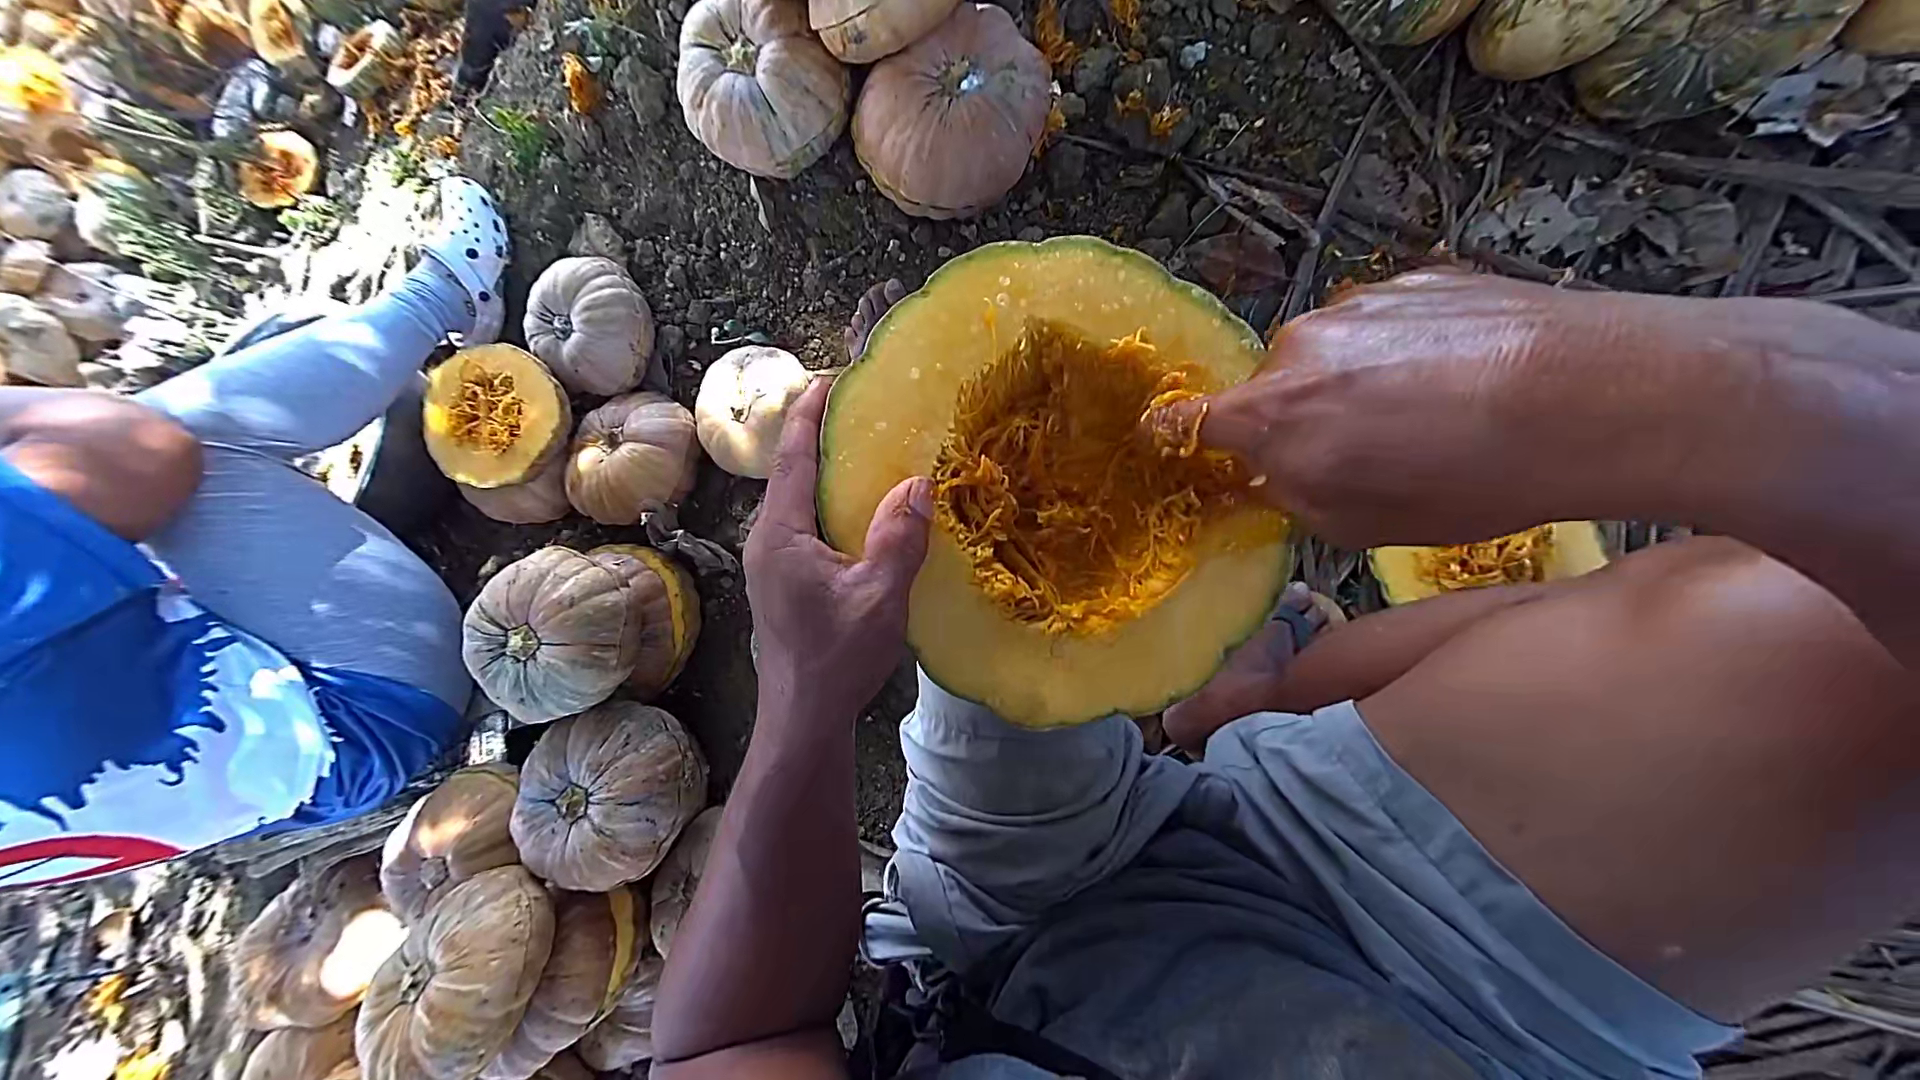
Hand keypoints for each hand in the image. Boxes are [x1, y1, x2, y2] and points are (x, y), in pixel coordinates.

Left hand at [745, 379, 932, 719]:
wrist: (803, 715)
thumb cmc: (836, 657)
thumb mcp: (878, 596)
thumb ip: (898, 539)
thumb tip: (918, 485)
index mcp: (782, 535)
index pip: (793, 459)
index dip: (807, 415)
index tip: (826, 379)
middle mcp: (768, 541)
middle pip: (790, 474)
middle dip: (816, 436)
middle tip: (854, 410)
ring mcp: (772, 563)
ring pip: (797, 502)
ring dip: (823, 472)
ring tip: (860, 450)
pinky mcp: (784, 580)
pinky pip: (804, 525)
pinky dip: (827, 503)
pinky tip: (856, 510)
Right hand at [1158, 269, 1797, 548]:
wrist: (1620, 397)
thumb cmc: (1474, 482)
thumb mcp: (1359, 523)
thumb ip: (1290, 495)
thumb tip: (1264, 474)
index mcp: (1273, 413)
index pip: (1184, 420)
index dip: (1171, 435)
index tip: (1168, 442)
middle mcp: (1298, 347)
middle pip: (1264, 388)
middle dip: (1288, 419)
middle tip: (1348, 448)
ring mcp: (1358, 303)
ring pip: (1319, 352)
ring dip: (1341, 381)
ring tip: (1419, 408)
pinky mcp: (1416, 276)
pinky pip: (1373, 323)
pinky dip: (1391, 350)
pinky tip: (1457, 372)